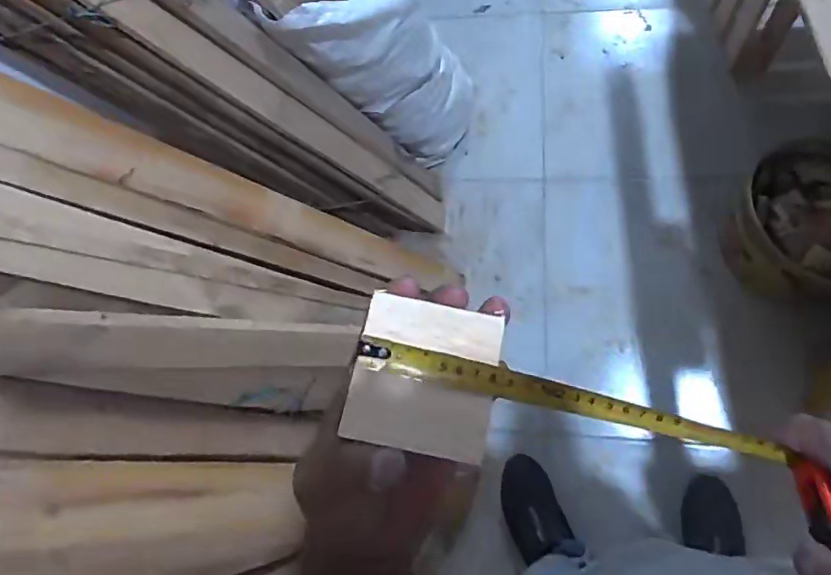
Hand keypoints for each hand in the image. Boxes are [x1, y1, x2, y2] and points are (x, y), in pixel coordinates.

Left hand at [296, 278, 508, 574]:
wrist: (372, 546)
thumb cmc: (339, 503)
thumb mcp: (329, 473)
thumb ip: (351, 453)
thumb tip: (386, 436)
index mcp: (364, 386)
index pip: (379, 338)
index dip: (394, 310)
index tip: (407, 284)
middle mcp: (401, 385)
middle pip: (422, 341)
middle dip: (439, 314)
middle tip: (455, 295)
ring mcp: (432, 404)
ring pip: (455, 360)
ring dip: (473, 333)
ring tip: (493, 307)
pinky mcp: (459, 427)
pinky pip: (477, 396)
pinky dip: (490, 374)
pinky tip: (501, 356)